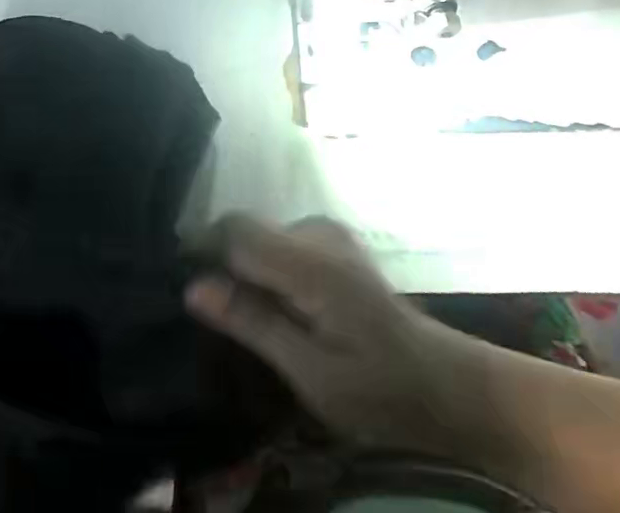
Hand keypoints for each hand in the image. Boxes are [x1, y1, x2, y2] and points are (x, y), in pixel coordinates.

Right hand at [185, 215, 473, 457]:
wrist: (444, 383)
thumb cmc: (379, 388)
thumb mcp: (310, 372)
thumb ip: (253, 322)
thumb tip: (194, 286)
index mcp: (313, 264)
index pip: (236, 230)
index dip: (199, 249)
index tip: (175, 283)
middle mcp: (318, 233)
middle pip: (246, 229)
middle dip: (217, 261)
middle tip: (202, 310)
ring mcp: (328, 233)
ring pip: (260, 235)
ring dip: (239, 266)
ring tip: (230, 313)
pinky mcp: (333, 243)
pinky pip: (278, 242)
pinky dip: (261, 266)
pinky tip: (265, 305)